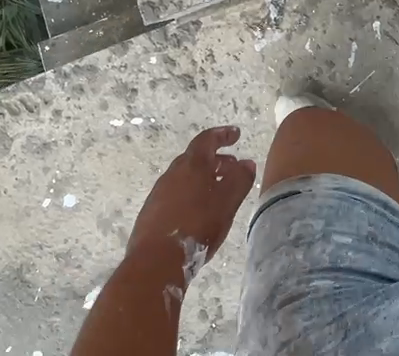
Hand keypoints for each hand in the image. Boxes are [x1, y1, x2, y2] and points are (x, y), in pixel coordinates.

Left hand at [126, 126, 257, 275]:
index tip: (236, 135)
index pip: (207, 139)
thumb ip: (240, 180)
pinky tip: (197, 212)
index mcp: (192, 165)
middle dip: (215, 160)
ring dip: (203, 178)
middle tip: (232, 167)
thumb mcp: (227, 202)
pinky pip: (175, 194)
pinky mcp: (151, 213)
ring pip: (185, 177)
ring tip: (217, 192)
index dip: (223, 135)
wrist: (154, 263)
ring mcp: (159, 193)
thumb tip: (247, 163)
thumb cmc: (196, 226)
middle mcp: (172, 173)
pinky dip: (190, 194)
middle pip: (195, 158)